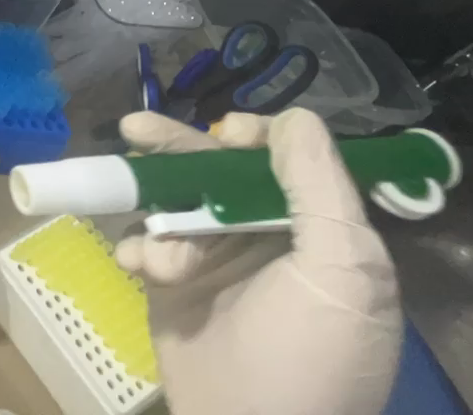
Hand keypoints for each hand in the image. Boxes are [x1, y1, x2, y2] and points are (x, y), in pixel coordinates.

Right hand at [115, 110, 400, 414]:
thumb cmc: (306, 355)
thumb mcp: (339, 275)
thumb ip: (320, 192)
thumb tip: (294, 117)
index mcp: (317, 235)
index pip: (286, 163)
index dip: (254, 139)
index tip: (224, 134)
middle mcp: (263, 237)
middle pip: (215, 170)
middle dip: (176, 150)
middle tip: (134, 130)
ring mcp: (212, 257)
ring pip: (173, 201)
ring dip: (158, 220)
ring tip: (159, 260)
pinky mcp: (168, 277)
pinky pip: (144, 239)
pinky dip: (139, 249)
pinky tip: (140, 270)